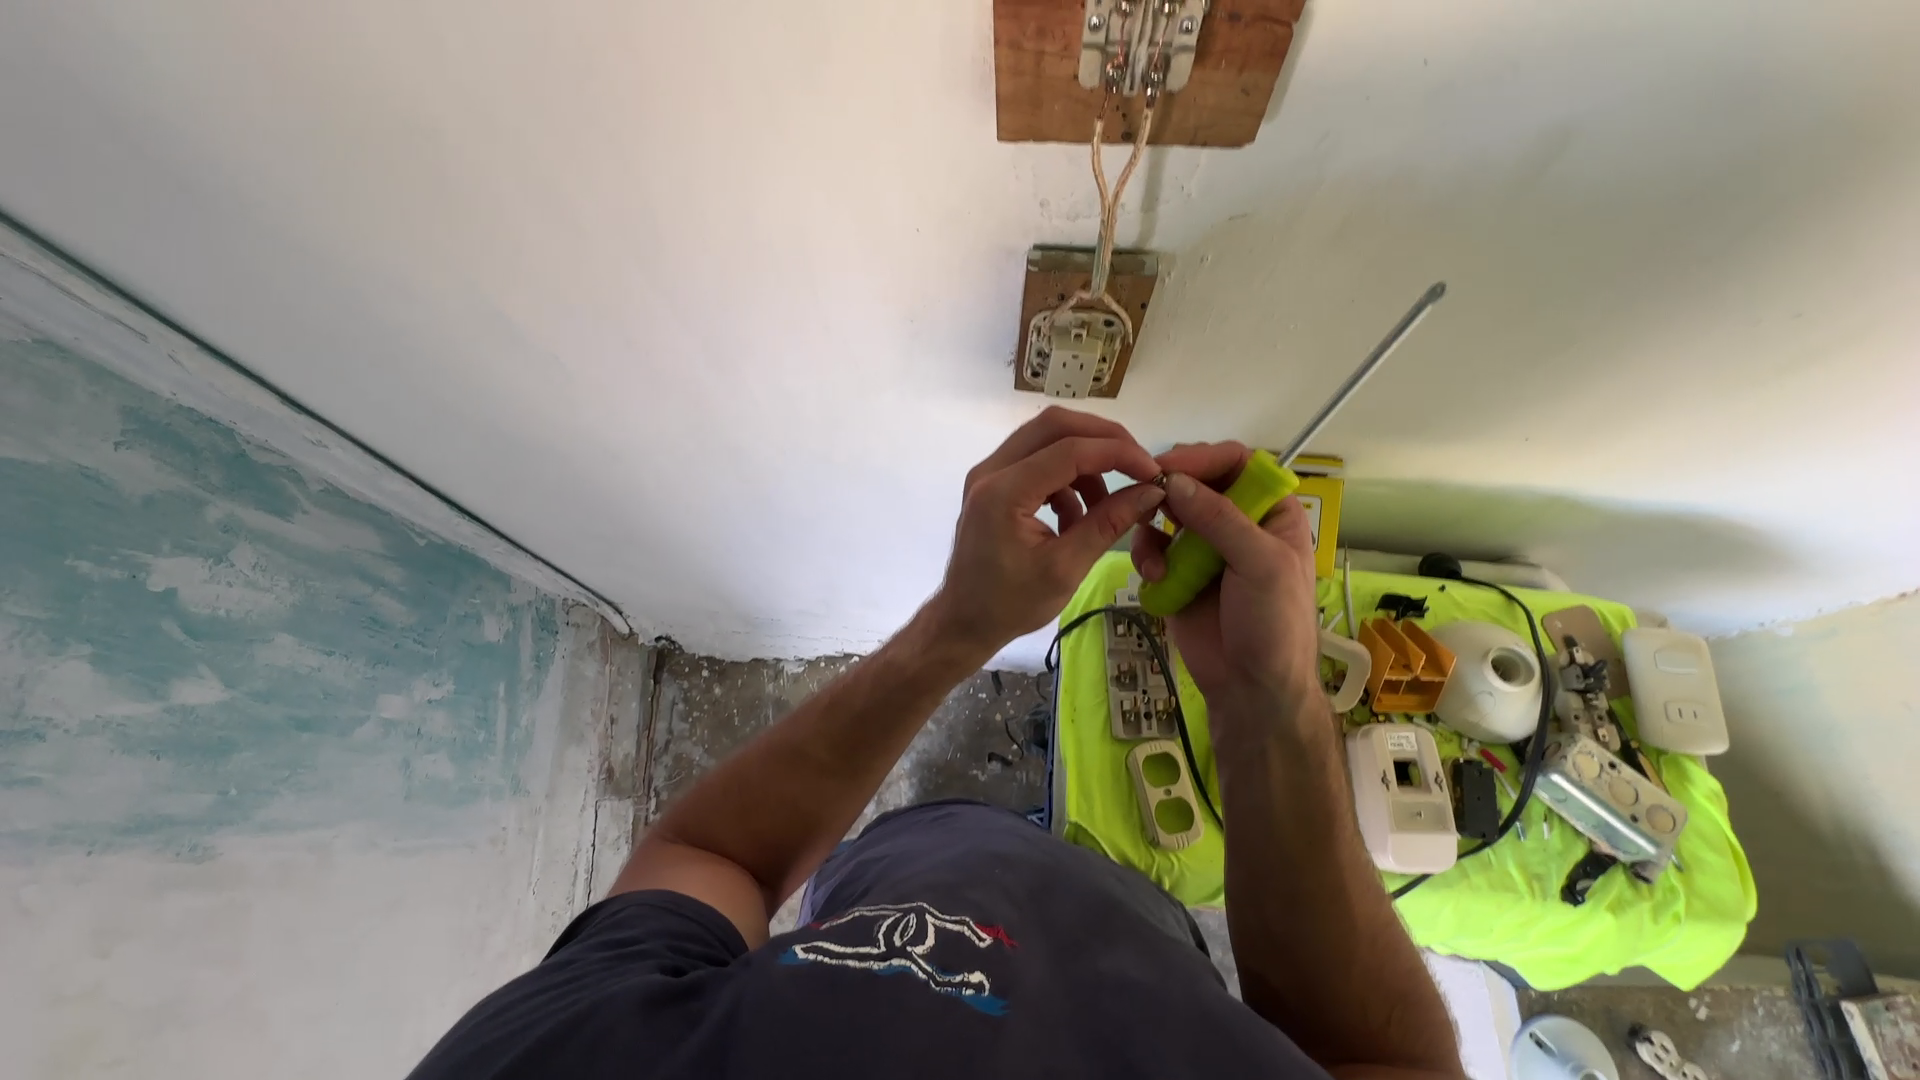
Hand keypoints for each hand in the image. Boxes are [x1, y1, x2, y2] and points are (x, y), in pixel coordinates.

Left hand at [930, 407, 1164, 655]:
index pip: (1069, 449)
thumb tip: (1152, 491)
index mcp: (1003, 492)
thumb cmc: (1010, 604)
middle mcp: (990, 471)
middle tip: (1138, 466)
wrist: (964, 621)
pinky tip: (1077, 517)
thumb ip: (1108, 523)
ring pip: (1046, 439)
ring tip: (1107, 505)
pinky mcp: (993, 484)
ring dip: (1085, 463)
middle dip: (1103, 439)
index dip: (1118, 453)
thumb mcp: (1066, 568)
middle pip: (1054, 425)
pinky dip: (1066, 479)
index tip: (1153, 471)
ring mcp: (988, 475)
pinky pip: (1037, 461)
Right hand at [1130, 442, 1322, 735]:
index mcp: (1270, 513)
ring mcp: (1204, 548)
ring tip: (1155, 553)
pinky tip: (1155, 576)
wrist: (1251, 688)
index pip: (1238, 463)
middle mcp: (1236, 523)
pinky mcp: (1177, 573)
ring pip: (1167, 513)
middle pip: (1197, 482)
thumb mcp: (1260, 564)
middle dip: (1171, 488)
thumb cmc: (1273, 624)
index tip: (1170, 466)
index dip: (1205, 458)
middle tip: (1146, 494)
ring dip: (1154, 526)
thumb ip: (1219, 519)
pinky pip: (1152, 547)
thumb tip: (1173, 482)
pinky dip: (1147, 555)